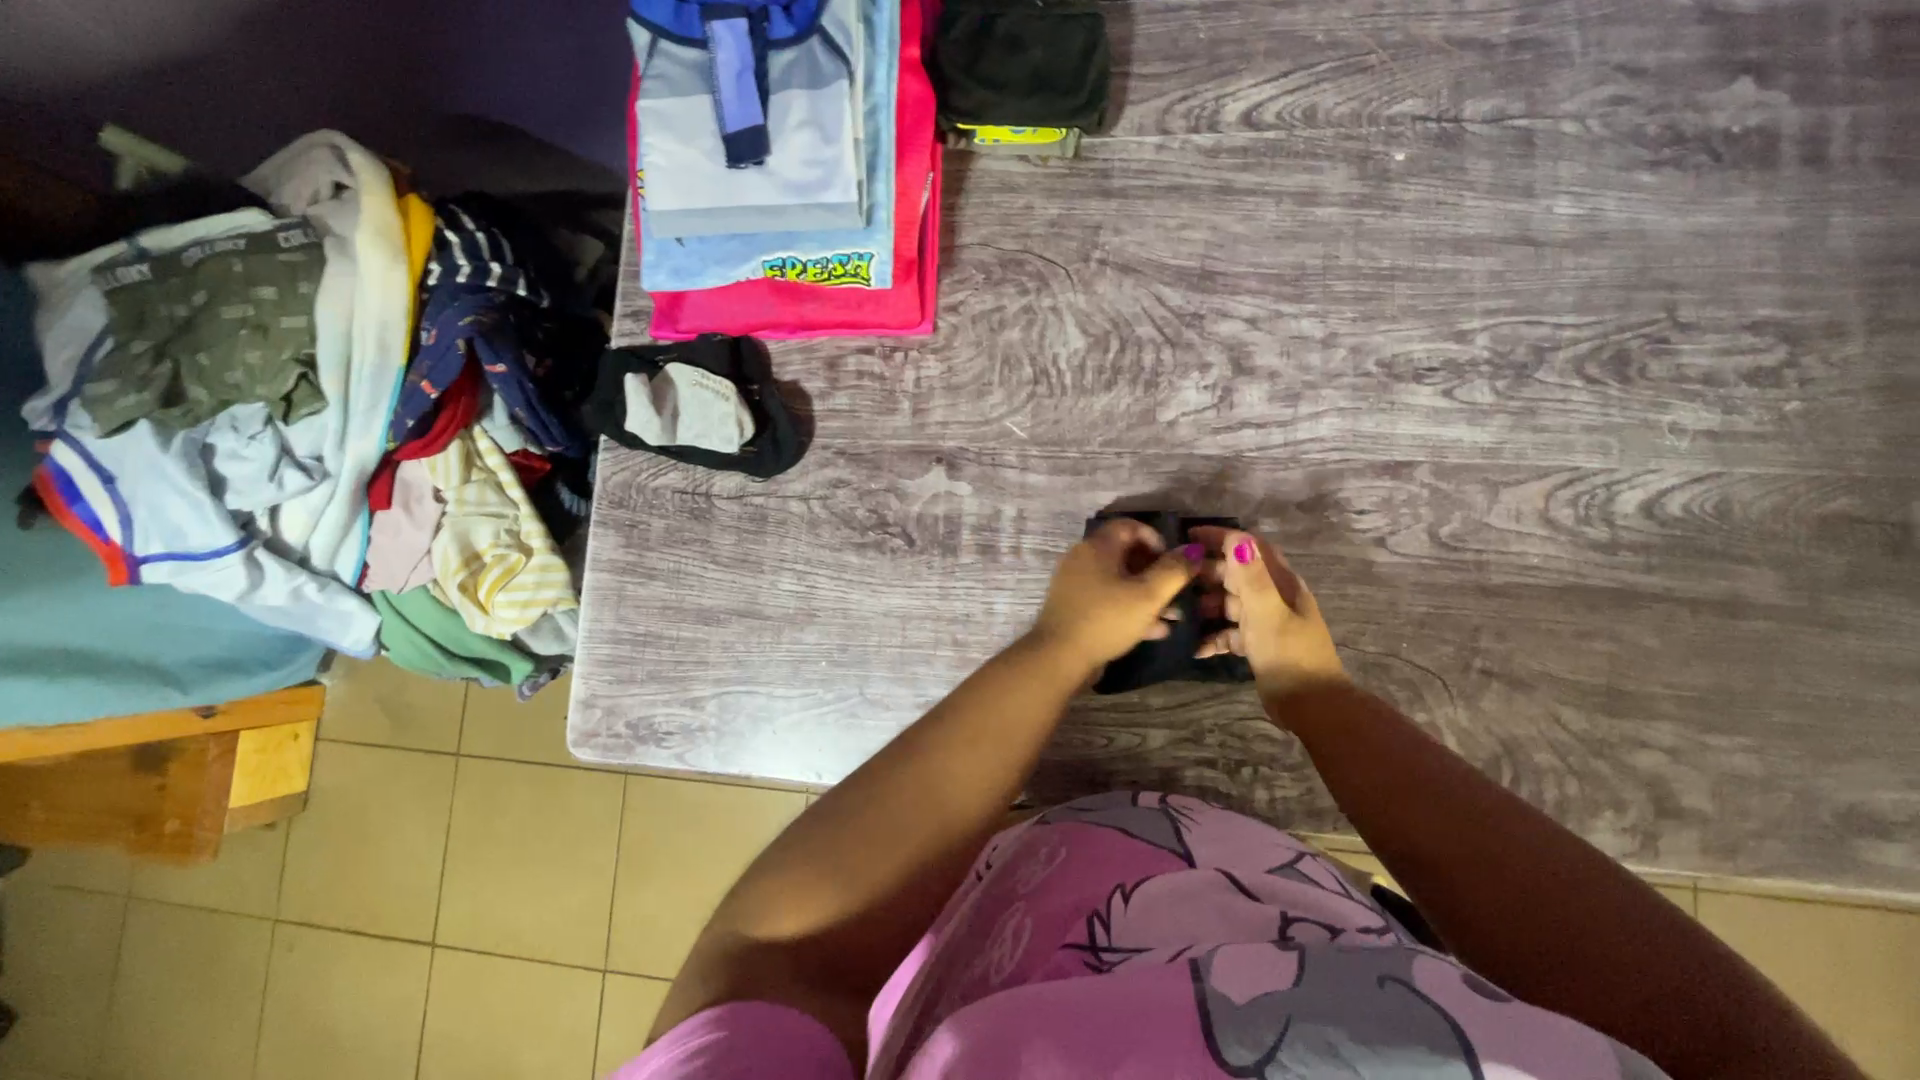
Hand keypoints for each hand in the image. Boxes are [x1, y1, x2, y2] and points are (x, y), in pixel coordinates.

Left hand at [1027, 518, 1202, 676]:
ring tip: (1173, 616)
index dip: (1157, 539)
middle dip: (1157, 573)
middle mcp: (1083, 559)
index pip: (1130, 526)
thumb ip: (1174, 571)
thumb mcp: (1148, 595)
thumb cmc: (1106, 620)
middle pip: (1127, 555)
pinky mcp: (1075, 607)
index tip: (1174, 562)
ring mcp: (1076, 584)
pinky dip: (1130, 610)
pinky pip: (1108, 600)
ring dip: (1147, 596)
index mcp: (1098, 547)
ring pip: (1120, 581)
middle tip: (1177, 592)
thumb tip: (1193, 550)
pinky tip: (1154, 631)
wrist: (1058, 657)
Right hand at [1186, 527, 1349, 708]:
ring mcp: (1267, 622)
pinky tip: (1196, 648)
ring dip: (1206, 606)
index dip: (1222, 538)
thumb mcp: (1267, 612)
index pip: (1251, 547)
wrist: (1312, 706)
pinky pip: (1230, 634)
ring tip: (1179, 614)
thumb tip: (1237, 538)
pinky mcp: (1259, 646)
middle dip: (1207, 574)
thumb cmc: (1289, 654)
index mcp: (1282, 583)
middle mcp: (1275, 597)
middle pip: (1236, 575)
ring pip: (1230, 604)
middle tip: (1174, 580)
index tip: (1188, 536)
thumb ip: (1252, 576)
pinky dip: (1214, 638)